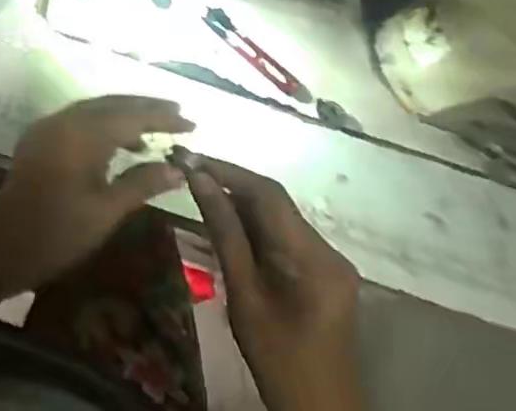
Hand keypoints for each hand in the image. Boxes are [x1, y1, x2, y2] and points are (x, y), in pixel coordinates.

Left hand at [0, 96, 192, 294]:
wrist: (4, 242)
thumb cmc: (60, 230)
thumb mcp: (107, 210)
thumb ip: (142, 183)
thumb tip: (178, 167)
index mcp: (82, 132)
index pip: (130, 115)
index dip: (162, 117)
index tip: (191, 122)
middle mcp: (64, 119)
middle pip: (110, 104)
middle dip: (144, 107)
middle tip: (178, 113)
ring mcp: (48, 126)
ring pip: (93, 109)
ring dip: (123, 115)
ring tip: (154, 134)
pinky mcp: (40, 138)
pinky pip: (77, 120)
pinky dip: (102, 124)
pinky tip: (119, 145)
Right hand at [183, 154, 363, 410]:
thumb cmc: (277, 357)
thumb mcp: (243, 294)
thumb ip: (223, 232)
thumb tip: (197, 178)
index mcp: (314, 257)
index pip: (268, 193)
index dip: (226, 170)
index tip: (188, 159)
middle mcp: (328, 251)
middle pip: (274, 201)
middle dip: (229, 183)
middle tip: (186, 172)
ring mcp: (330, 262)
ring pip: (278, 216)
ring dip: (239, 202)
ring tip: (198, 193)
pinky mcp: (324, 272)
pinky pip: (284, 234)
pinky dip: (253, 224)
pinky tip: (226, 225)